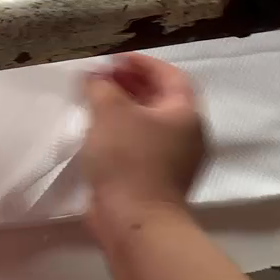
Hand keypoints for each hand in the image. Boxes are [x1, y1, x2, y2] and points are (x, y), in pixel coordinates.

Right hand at [80, 54, 205, 224]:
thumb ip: (101, 85)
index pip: (171, 76)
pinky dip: (120, 130)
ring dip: (123, 106)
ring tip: (93, 99)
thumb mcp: (109, 109)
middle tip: (101, 77)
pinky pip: (139, 143)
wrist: (134, 221)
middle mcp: (186, 136)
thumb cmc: (128, 157)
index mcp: (185, 115)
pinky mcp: (155, 178)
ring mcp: (173, 160)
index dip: (143, 63)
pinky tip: (96, 130)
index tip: (114, 59)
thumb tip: (95, 77)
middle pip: (161, 98)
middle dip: (130, 83)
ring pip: (148, 122)